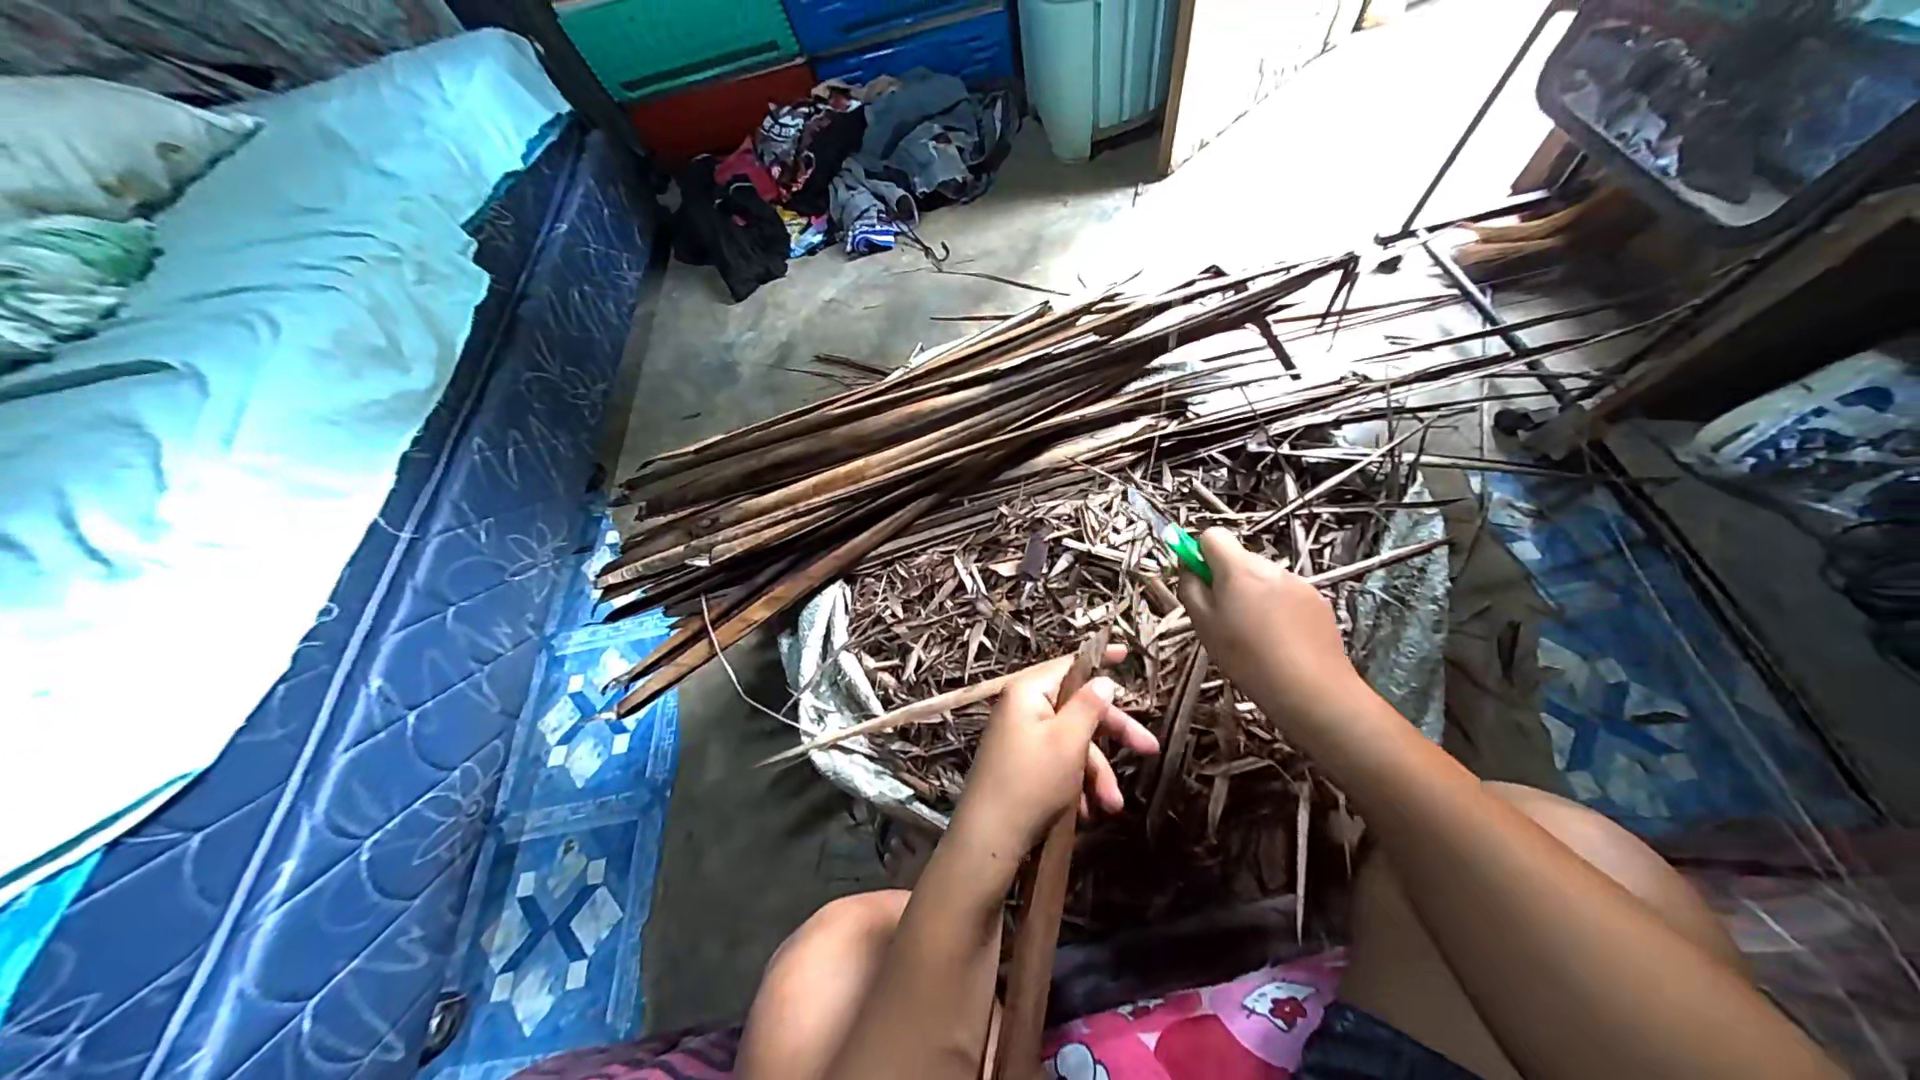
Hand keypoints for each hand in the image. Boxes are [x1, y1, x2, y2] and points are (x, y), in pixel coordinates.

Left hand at [954, 645, 1159, 854]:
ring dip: (1097, 772)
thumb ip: (1088, 706)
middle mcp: (1024, 709)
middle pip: (1079, 709)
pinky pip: (1059, 762)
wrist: (990, 838)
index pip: (1070, 665)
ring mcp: (1023, 737)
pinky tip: (1088, 812)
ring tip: (1111, 805)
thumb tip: (1103, 681)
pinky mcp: (1024, 764)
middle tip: (1149, 750)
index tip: (1127, 654)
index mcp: (1028, 692)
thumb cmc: (1031, 781)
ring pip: (1073, 742)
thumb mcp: (1068, 741)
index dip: (1100, 660)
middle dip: (1113, 736)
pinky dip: (1077, 784)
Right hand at [1176, 528, 1366, 732]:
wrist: (1310, 688)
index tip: (1198, 581)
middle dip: (1227, 580)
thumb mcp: (1204, 625)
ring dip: (1252, 596)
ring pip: (1262, 579)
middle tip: (1223, 617)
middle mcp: (1270, 567)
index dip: (1199, 554)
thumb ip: (1190, 589)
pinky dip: (1276, 609)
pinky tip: (1278, 640)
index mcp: (1238, 569)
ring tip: (1253, 634)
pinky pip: (1285, 595)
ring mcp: (1298, 583)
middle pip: (1238, 559)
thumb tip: (1189, 569)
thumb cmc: (1247, 657)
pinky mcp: (1317, 601)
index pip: (1212, 536)